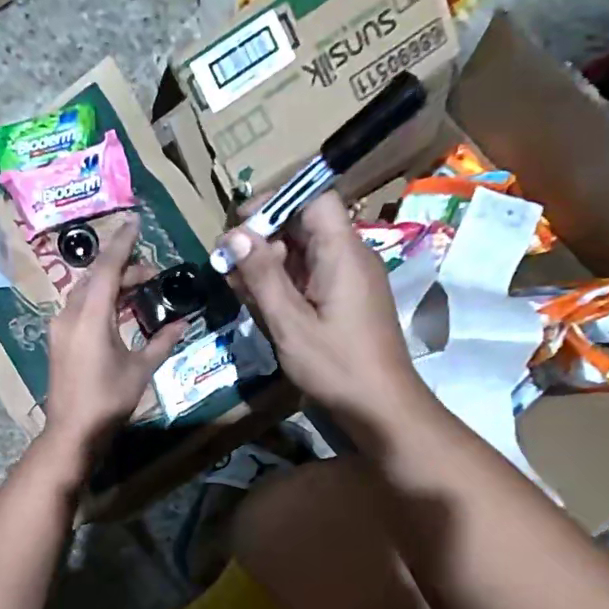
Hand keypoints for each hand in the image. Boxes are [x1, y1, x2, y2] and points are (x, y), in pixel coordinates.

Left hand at [40, 217, 184, 456]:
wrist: (72, 431)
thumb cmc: (109, 399)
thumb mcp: (141, 369)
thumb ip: (162, 341)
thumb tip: (183, 323)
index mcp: (90, 315)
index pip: (108, 266)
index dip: (123, 242)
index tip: (135, 221)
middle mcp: (70, 314)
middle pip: (96, 277)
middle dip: (124, 269)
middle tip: (153, 275)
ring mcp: (60, 327)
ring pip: (86, 293)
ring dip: (111, 286)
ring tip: (139, 291)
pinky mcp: (58, 340)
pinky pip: (79, 308)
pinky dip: (100, 302)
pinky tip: (119, 313)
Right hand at [220, 192, 419, 424]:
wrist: (381, 407)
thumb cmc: (336, 365)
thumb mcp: (289, 323)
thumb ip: (262, 277)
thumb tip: (235, 235)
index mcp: (342, 253)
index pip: (313, 200)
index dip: (275, 202)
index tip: (239, 225)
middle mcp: (350, 257)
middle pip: (304, 225)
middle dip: (262, 238)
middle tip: (226, 263)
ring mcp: (349, 279)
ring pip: (303, 253)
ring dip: (268, 264)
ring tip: (235, 286)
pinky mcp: (345, 300)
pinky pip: (310, 276)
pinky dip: (283, 283)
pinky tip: (259, 303)